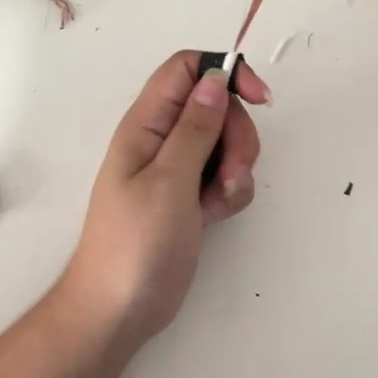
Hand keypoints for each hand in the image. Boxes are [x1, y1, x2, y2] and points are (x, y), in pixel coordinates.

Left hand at [58, 52, 268, 345]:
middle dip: (237, 136)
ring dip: (236, 168)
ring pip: (226, 142)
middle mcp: (162, 139)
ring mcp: (177, 169)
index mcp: (146, 123)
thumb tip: (215, 77)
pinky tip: (214, 216)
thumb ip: (195, 127)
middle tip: (231, 174)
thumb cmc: (135, 242)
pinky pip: (224, 177)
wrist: (119, 308)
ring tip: (218, 202)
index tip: (259, 99)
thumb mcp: (169, 179)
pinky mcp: (190, 197)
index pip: (186, 68)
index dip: (225, 72)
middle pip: (216, 106)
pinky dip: (229, 193)